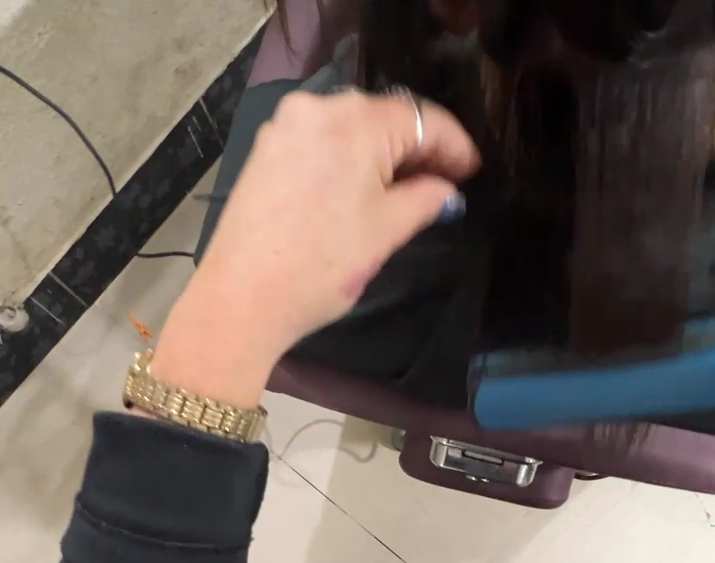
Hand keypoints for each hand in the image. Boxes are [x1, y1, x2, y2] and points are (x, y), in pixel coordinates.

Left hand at [150, 90, 481, 407]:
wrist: (242, 300)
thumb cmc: (319, 268)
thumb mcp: (385, 233)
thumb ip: (424, 200)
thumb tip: (446, 191)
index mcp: (354, 122)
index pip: (421, 118)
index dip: (453, 145)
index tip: (472, 171)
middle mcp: (317, 110)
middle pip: (383, 119)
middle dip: (416, 149)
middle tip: (443, 183)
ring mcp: (285, 129)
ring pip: (350, 131)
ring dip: (381, 156)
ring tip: (404, 191)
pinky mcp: (266, 153)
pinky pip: (321, 145)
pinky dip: (347, 162)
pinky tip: (360, 191)